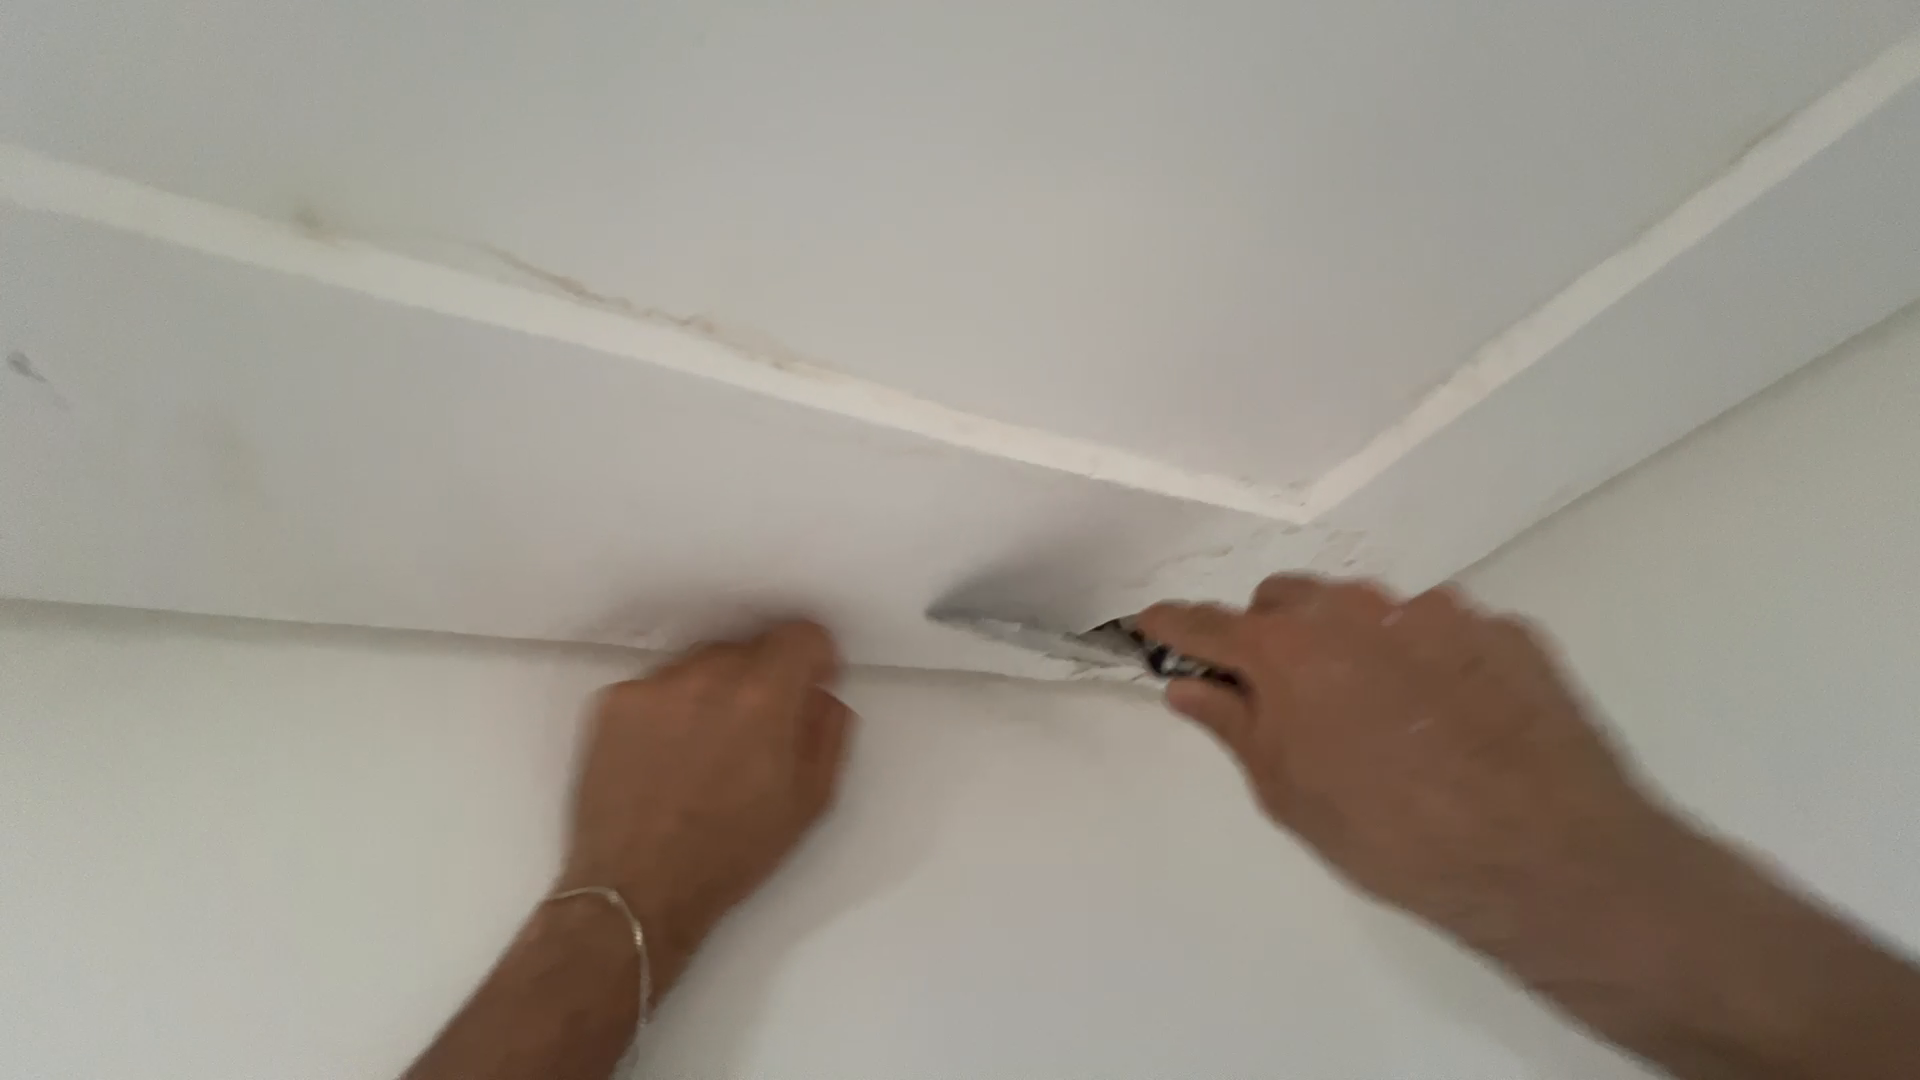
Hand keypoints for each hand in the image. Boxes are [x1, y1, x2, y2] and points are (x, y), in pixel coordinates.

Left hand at [556, 619, 852, 1000]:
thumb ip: (828, 730)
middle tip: (757, 726)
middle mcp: (708, 676)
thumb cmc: (732, 852)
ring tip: (708, 743)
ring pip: (705, 661)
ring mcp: (654, 685)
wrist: (637, 891)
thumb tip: (821, 693)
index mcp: (763, 697)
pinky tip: (669, 751)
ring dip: (718, 687)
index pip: (802, 633)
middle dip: (765, 676)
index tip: (810, 683)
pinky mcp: (613, 701)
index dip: (815, 657)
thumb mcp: (811, 799)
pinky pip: (660, 683)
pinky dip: (673, 705)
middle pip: (753, 645)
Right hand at [1138, 576, 1687, 965]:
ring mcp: (1431, 611)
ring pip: (1360, 607)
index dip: (1170, 624)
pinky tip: (1448, 714)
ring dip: (1346, 642)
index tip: (1151, 623)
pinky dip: (1420, 657)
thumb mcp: (1286, 793)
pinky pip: (1435, 628)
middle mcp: (1351, 610)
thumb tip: (1187, 688)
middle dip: (1269, 634)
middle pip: (1283, 598)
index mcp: (1286, 651)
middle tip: (1286, 695)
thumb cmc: (1391, 834)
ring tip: (1379, 711)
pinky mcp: (1498, 627)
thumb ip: (1229, 725)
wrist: (1552, 861)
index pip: (1205, 624)